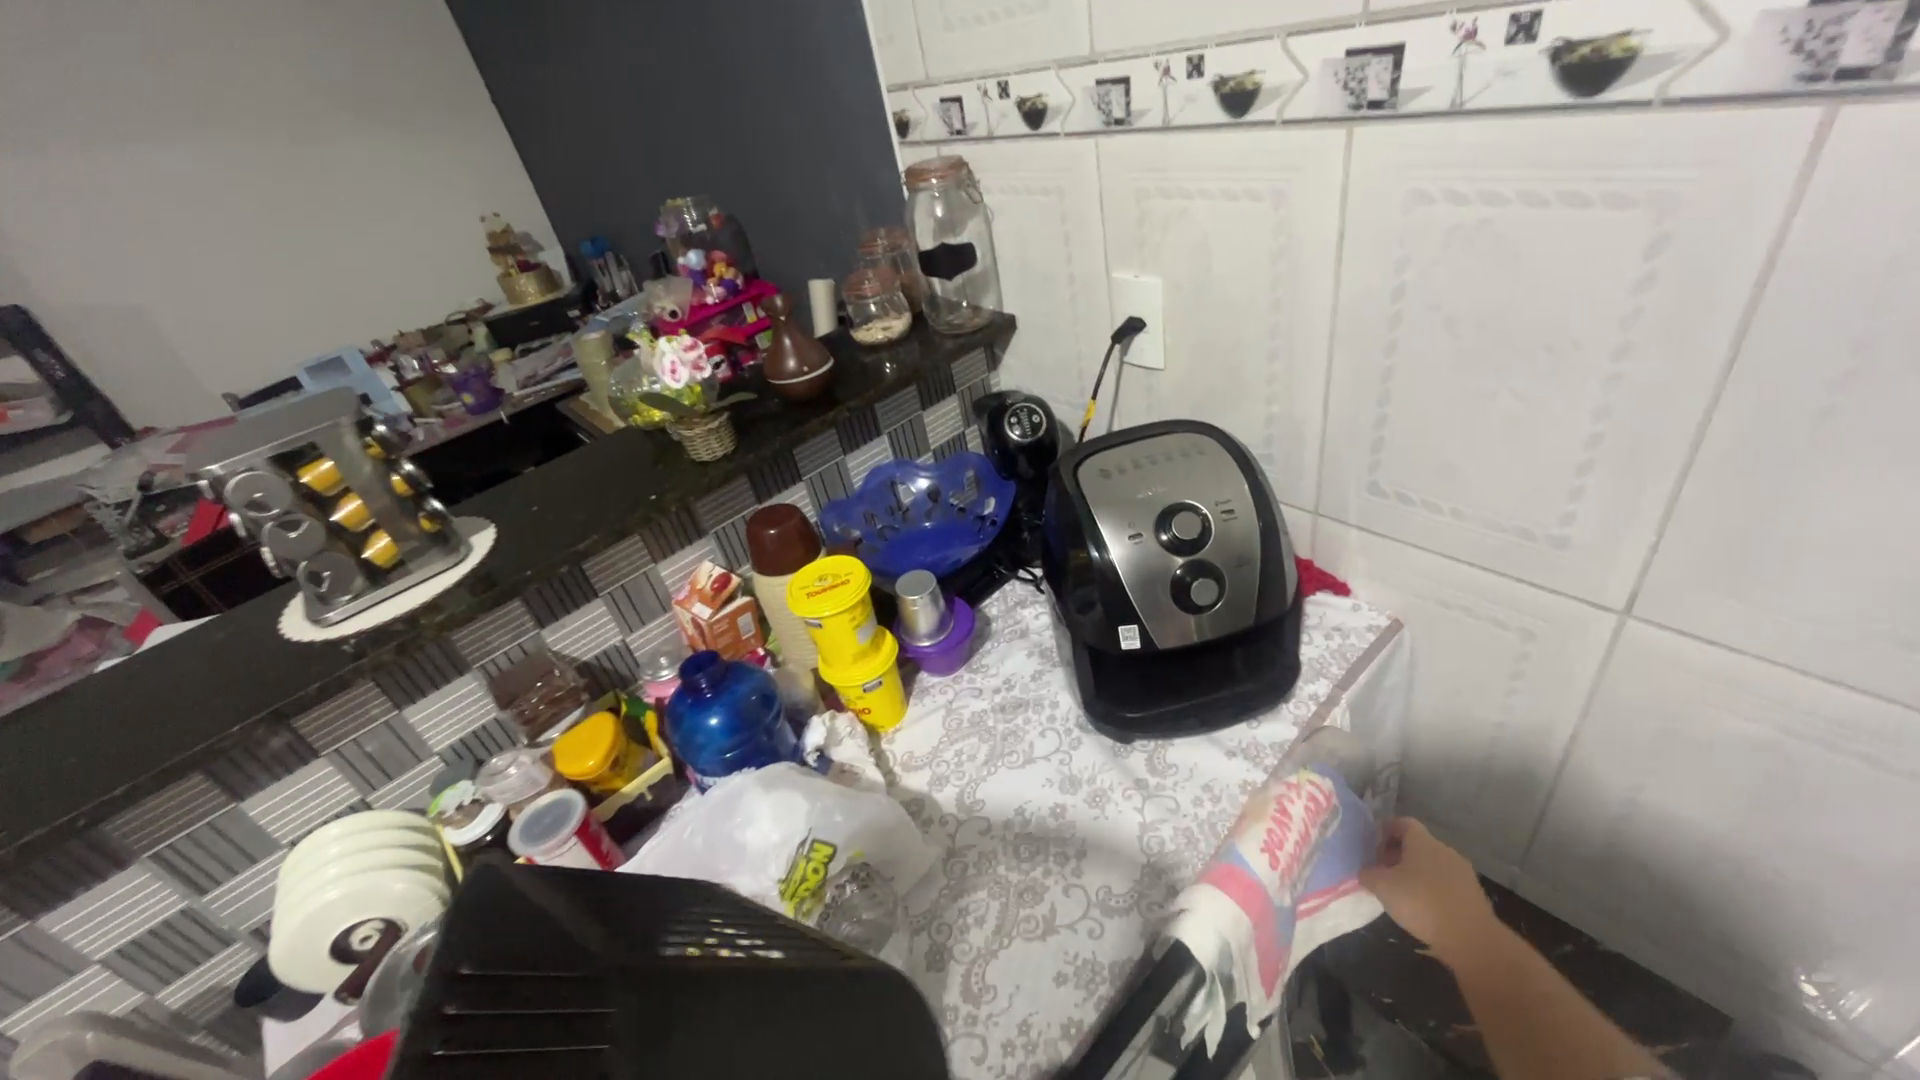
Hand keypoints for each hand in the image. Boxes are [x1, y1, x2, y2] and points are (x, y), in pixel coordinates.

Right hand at [1358, 817, 1501, 967]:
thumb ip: (1368, 874)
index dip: (1385, 830)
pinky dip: (1431, 890)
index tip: (1372, 846)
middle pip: (1417, 845)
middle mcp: (1445, 851)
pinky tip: (1423, 908)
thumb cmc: (1421, 902)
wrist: (1471, 938)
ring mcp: (1462, 873)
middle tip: (1382, 872)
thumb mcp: (1382, 886)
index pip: (1403, 823)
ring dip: (1415, 873)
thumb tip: (1367, 871)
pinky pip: (1446, 884)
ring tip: (1401, 893)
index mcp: (1423, 842)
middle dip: (1397, 855)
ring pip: (1432, 865)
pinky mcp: (1473, 894)